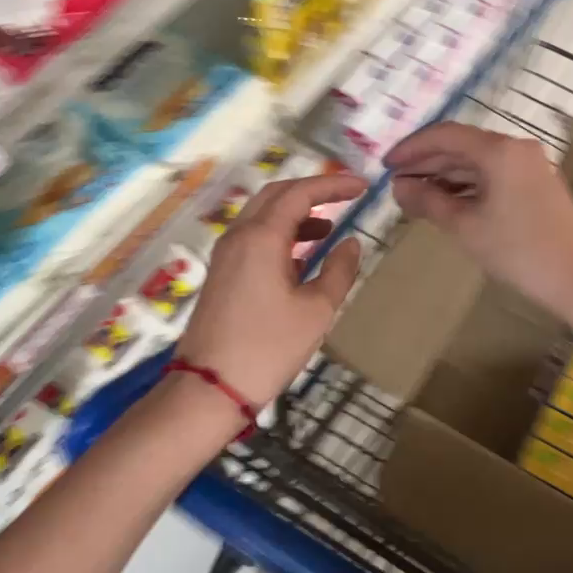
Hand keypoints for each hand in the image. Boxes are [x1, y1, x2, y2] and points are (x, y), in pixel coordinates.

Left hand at [174, 173, 367, 406]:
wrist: (209, 387)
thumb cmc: (268, 348)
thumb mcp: (316, 311)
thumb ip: (338, 271)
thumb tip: (351, 243)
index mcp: (262, 237)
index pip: (300, 192)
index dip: (333, 184)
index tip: (363, 186)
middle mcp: (239, 235)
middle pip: (276, 195)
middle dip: (312, 191)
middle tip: (345, 196)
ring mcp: (225, 254)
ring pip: (262, 215)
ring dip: (295, 213)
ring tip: (328, 228)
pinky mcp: (221, 273)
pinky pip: (253, 237)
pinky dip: (280, 234)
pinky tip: (300, 256)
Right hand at [385, 124, 572, 337]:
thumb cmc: (521, 252)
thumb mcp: (466, 228)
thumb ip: (428, 201)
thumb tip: (399, 186)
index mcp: (499, 150)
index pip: (445, 135)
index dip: (411, 148)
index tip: (386, 165)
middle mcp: (517, 149)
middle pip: (462, 146)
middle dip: (426, 162)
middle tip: (395, 182)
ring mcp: (531, 166)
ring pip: (478, 162)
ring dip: (445, 175)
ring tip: (415, 194)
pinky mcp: (538, 186)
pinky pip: (494, 175)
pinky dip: (468, 185)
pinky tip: (448, 203)